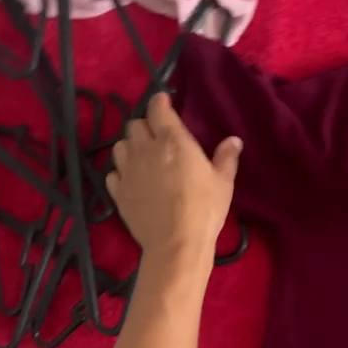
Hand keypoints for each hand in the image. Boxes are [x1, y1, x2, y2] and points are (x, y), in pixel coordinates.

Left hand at [106, 92, 241, 275]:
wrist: (176, 244)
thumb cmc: (204, 210)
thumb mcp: (223, 183)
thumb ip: (226, 158)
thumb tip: (234, 140)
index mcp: (172, 141)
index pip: (157, 108)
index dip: (159, 103)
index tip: (164, 103)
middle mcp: (145, 150)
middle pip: (134, 125)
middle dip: (144, 127)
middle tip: (156, 137)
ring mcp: (128, 171)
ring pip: (120, 146)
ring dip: (130, 147)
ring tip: (141, 157)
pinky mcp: (118, 193)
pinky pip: (113, 173)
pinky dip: (120, 172)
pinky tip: (131, 180)